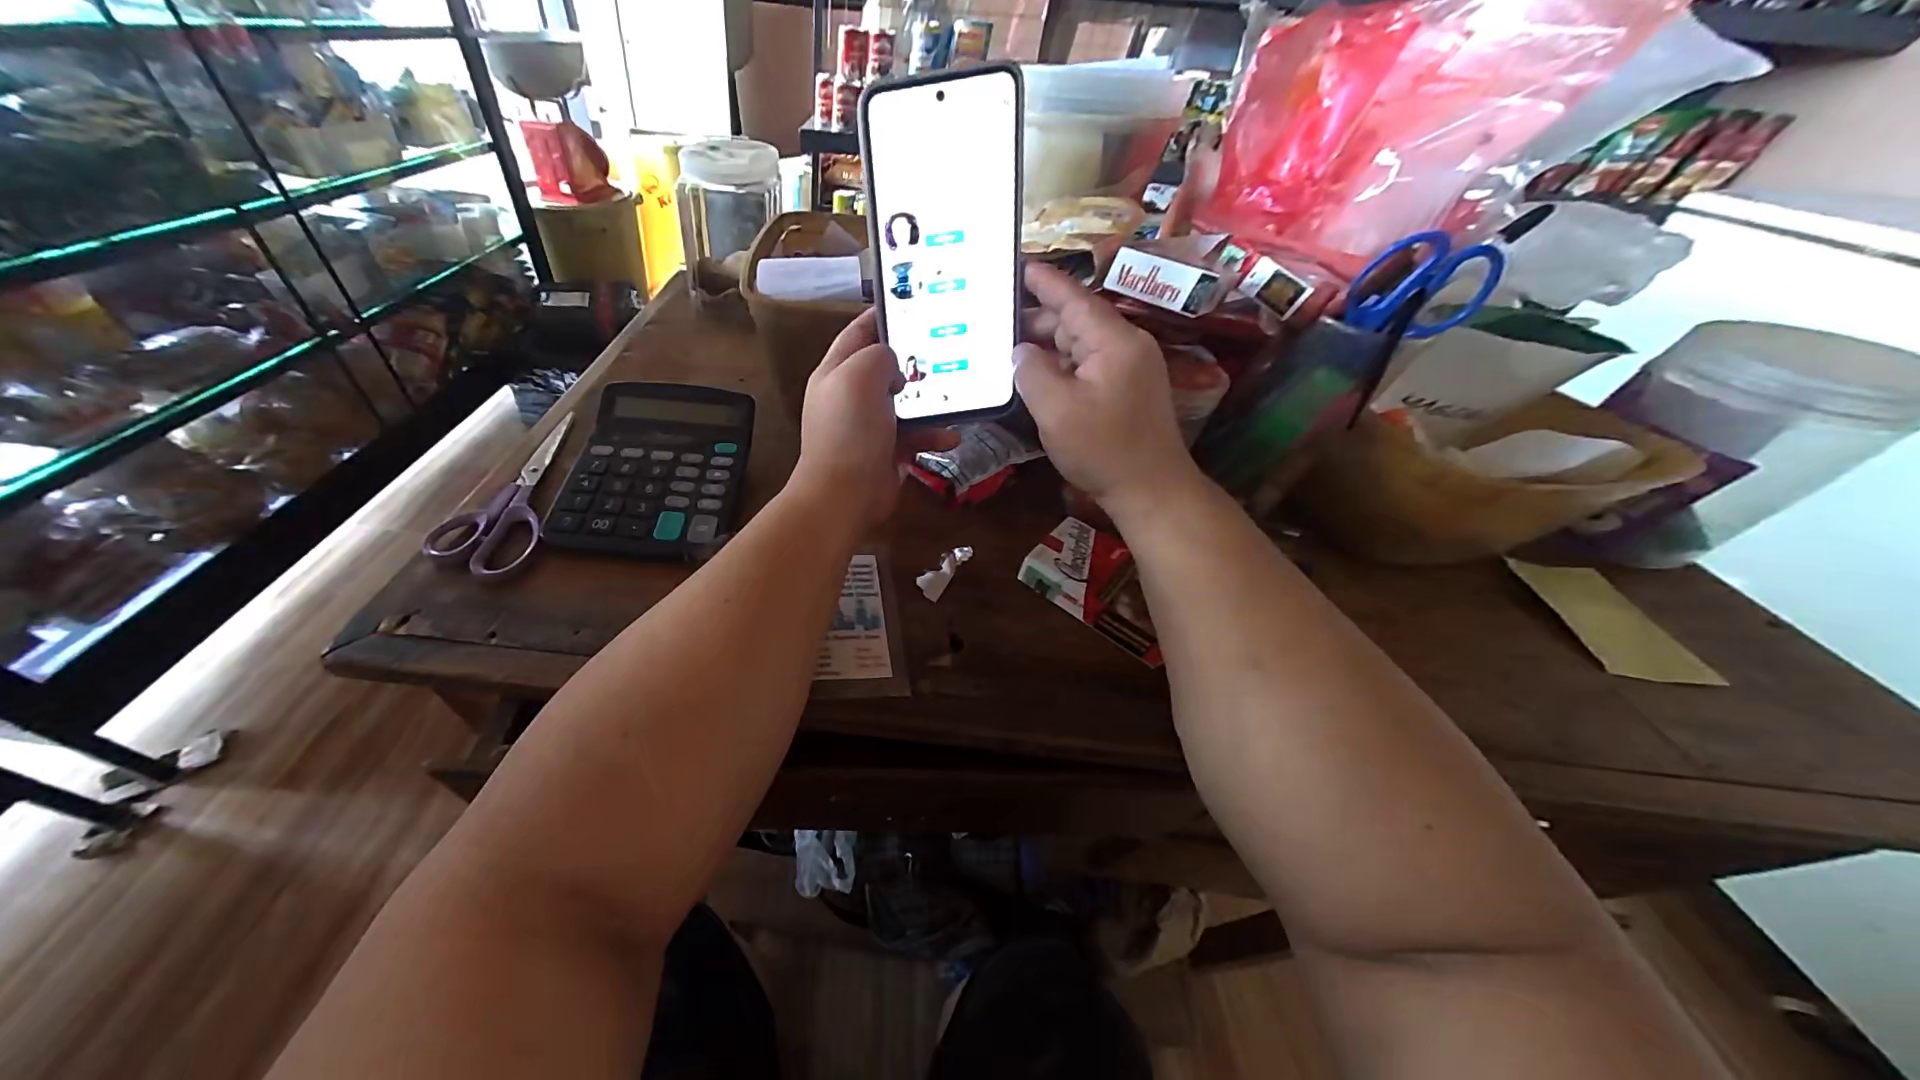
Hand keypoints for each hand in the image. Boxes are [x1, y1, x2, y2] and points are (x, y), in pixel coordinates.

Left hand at [792, 308, 957, 528]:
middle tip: (946, 351)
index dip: (883, 317)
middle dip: (915, 361)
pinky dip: (933, 435)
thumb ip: (880, 355)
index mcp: (836, 372)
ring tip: (957, 394)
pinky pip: (916, 436)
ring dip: (931, 401)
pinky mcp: (888, 452)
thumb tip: (895, 369)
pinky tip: (952, 436)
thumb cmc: (850, 430)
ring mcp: (870, 426)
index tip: (915, 306)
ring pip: (906, 403)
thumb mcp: (860, 375)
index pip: (859, 333)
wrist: (845, 494)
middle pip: (886, 368)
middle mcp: (851, 396)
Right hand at [1015, 263, 1201, 514]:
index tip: (1019, 265)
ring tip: (1009, 348)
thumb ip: (1031, 371)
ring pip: (1081, 346)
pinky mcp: (1128, 391)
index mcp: (1114, 341)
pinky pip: (1089, 366)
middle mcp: (1127, 346)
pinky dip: (1063, 367)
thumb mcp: (1055, 409)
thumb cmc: (1103, 449)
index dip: (1045, 281)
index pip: (1074, 298)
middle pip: (1077, 321)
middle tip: (997, 320)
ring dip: (1048, 347)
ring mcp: (1131, 369)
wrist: (1151, 490)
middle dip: (1038, 320)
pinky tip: (1038, 376)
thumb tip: (1020, 351)